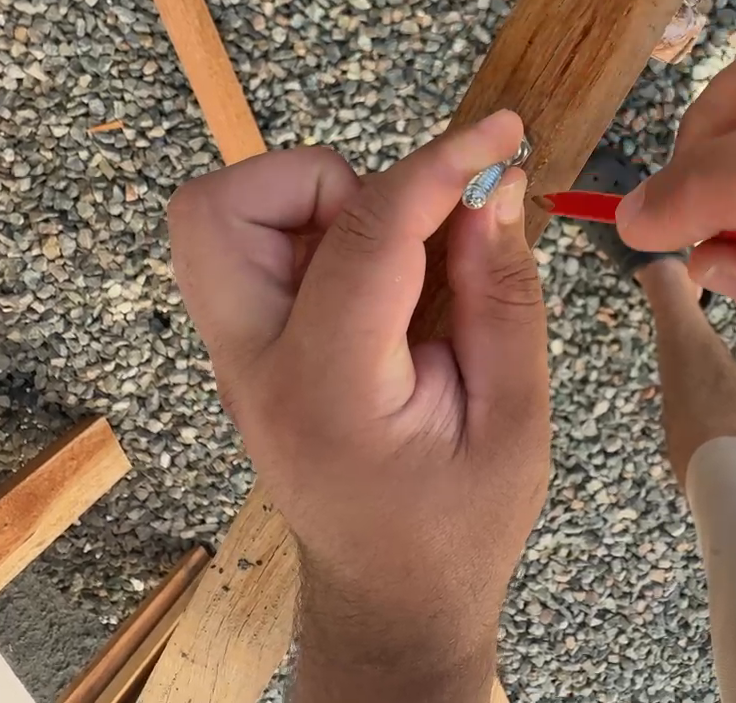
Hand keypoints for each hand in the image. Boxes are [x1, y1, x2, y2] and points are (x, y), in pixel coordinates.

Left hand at [167, 111, 549, 699]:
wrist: (391, 598)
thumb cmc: (462, 523)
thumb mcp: (516, 415)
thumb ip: (503, 296)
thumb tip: (492, 190)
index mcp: (330, 392)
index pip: (366, 237)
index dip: (440, 167)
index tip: (500, 135)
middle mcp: (255, 366)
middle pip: (219, 210)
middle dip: (329, 179)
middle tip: (413, 221)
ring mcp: (238, 359)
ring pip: (225, 217)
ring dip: (324, 202)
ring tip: (407, 254)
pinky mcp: (247, 351)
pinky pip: (258, 246)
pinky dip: (325, 230)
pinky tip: (390, 279)